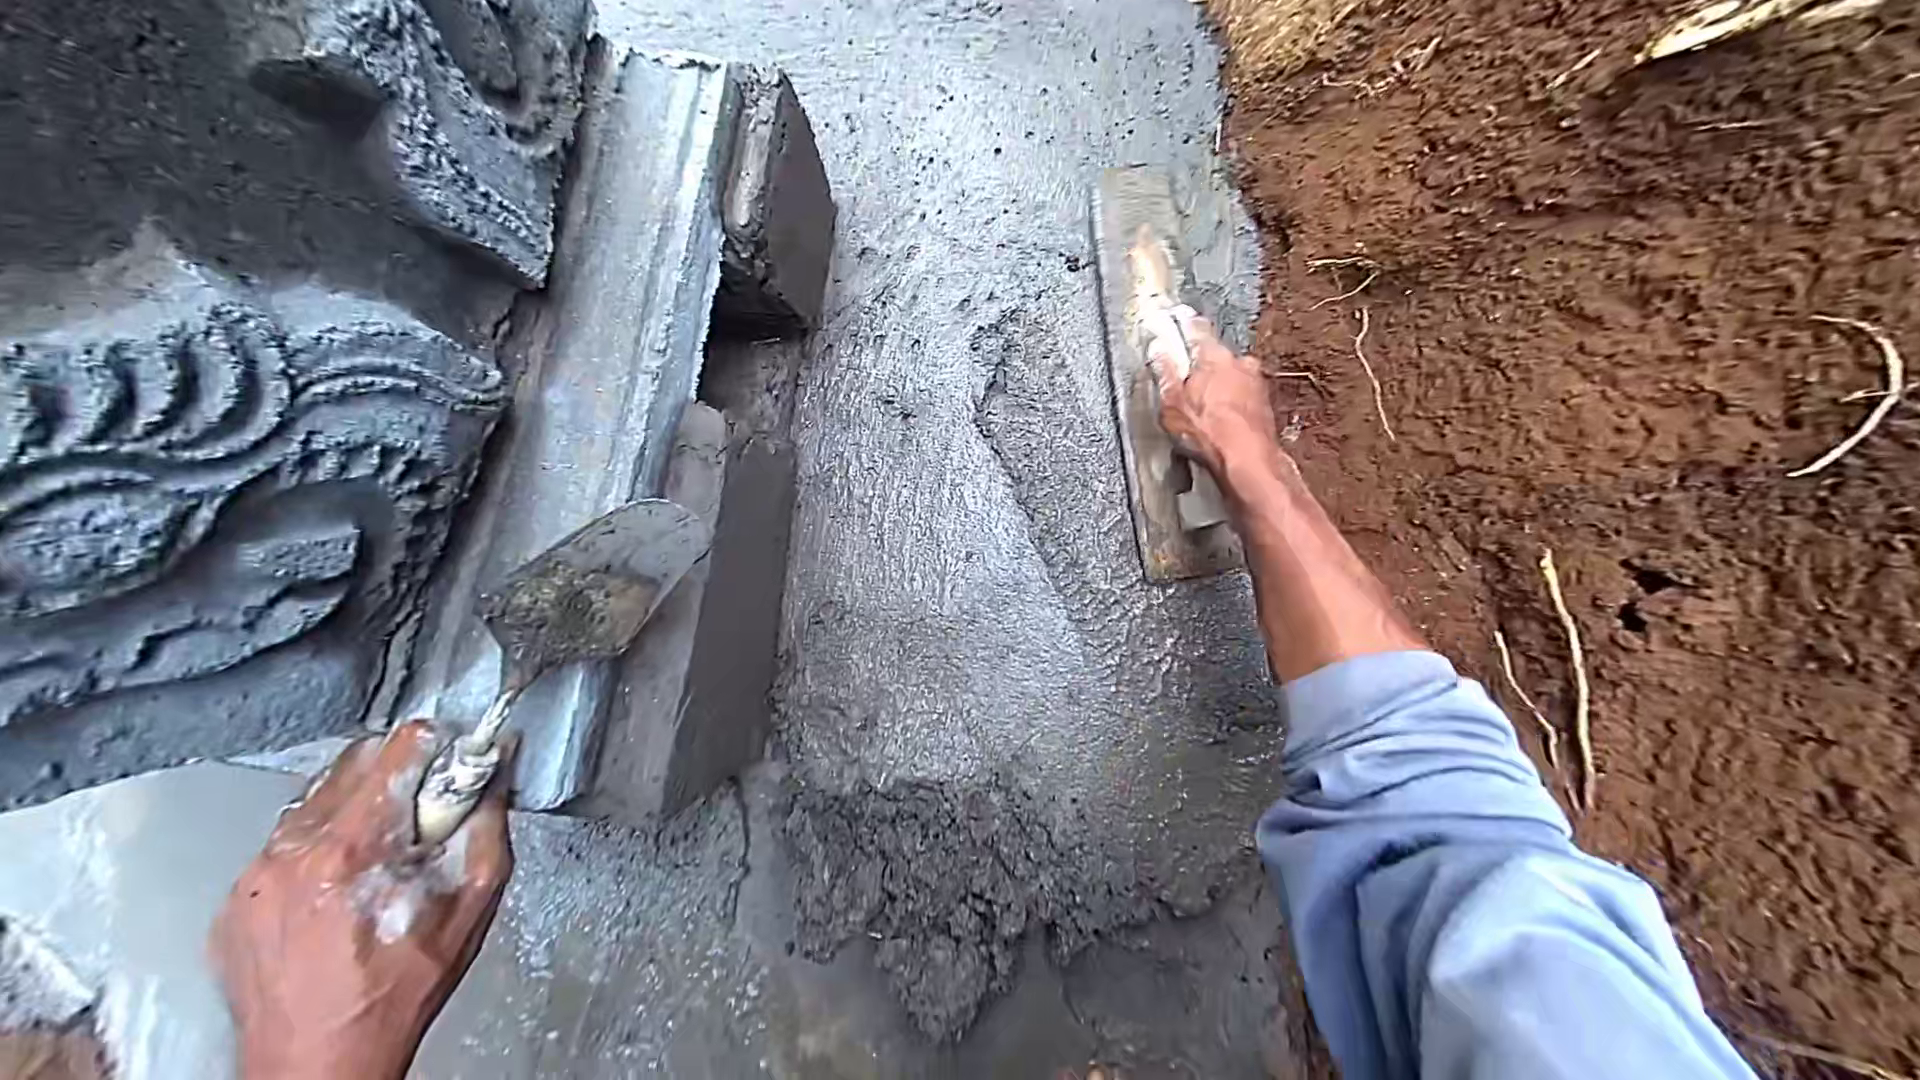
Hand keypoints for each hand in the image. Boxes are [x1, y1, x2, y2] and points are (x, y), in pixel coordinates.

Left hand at [210, 722, 512, 1079]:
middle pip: (355, 761)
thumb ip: (490, 818)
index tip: (459, 757)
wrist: (321, 1062)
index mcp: (352, 847)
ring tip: (395, 842)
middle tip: (434, 804)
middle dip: (404, 769)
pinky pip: (289, 836)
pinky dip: (329, 834)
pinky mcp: (237, 900)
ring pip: (320, 794)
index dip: (440, 744)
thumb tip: (499, 764)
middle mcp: (291, 854)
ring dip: (365, 799)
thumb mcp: (478, 893)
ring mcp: (254, 878)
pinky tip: (356, 871)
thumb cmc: (402, 985)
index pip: (398, 750)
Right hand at [1146, 307, 1284, 478]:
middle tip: (1181, 386)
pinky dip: (1230, 405)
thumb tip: (1159, 348)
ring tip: (1200, 413)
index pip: (1195, 328)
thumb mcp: (1172, 403)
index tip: (1173, 319)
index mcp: (1214, 356)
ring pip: (1229, 377)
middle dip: (1199, 367)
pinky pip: (1240, 397)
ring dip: (1216, 388)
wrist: (1247, 461)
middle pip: (1213, 356)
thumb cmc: (1209, 433)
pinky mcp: (1264, 405)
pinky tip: (1218, 424)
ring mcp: (1256, 383)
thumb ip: (1165, 372)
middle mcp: (1240, 362)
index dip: (1181, 323)